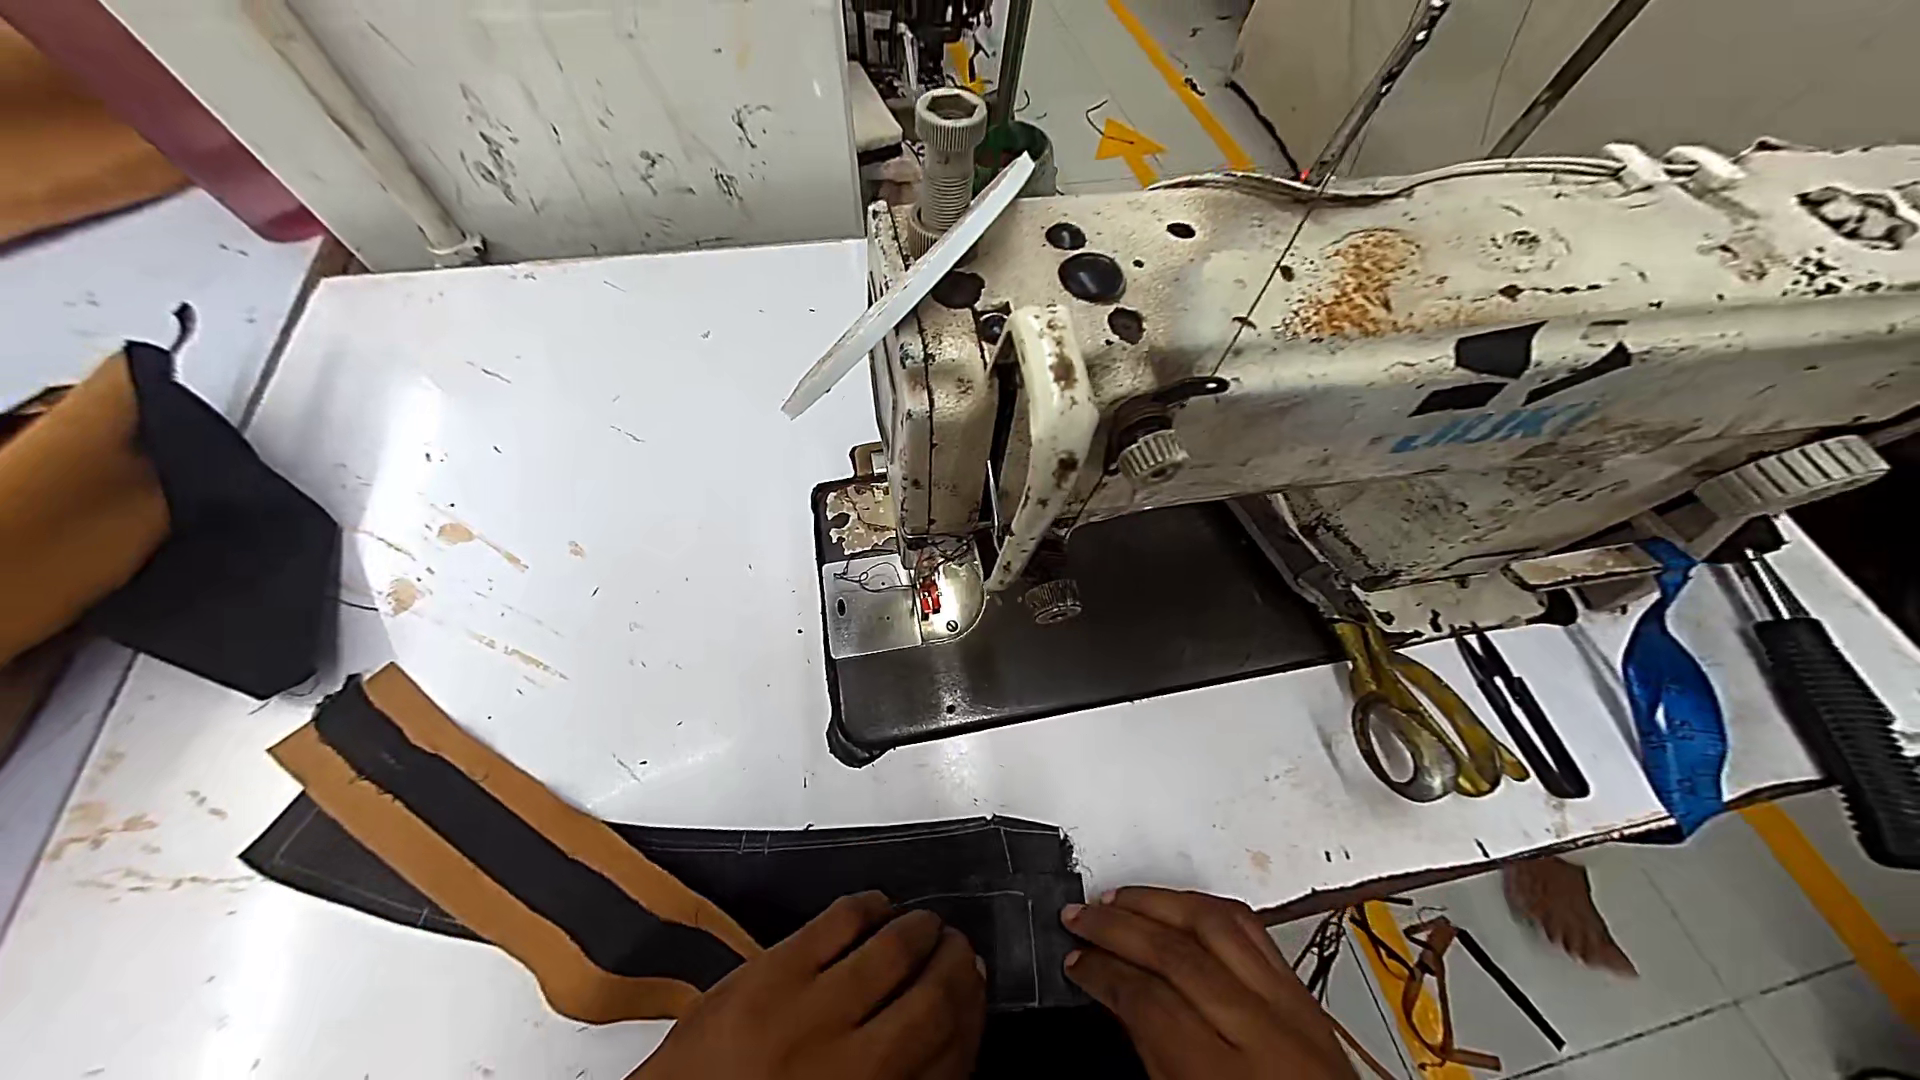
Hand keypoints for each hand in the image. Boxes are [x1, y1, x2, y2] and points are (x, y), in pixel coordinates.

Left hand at [633, 891, 985, 1079]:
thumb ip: (887, 1079)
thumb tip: (937, 1037)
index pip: (950, 1061)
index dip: (973, 1018)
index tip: (976, 994)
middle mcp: (849, 1066)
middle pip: (934, 1000)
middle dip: (959, 967)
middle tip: (961, 950)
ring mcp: (810, 1014)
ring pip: (895, 951)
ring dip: (923, 930)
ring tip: (928, 925)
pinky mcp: (774, 972)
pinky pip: (842, 921)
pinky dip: (871, 906)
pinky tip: (878, 907)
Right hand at [1063, 888, 1357, 1079]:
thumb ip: (1152, 1054)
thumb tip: (1115, 994)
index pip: (1149, 1002)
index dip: (1102, 973)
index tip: (1076, 961)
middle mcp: (1266, 1036)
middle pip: (1175, 953)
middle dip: (1115, 927)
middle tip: (1078, 918)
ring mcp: (1291, 1008)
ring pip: (1213, 922)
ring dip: (1155, 902)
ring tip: (1116, 899)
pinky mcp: (1304, 994)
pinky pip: (1251, 926)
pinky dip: (1204, 906)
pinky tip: (1176, 902)